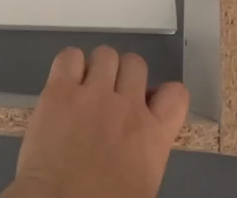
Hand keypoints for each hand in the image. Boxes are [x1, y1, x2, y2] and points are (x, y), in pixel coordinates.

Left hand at [0, 45, 190, 197]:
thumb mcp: (142, 182)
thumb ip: (148, 146)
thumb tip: (145, 125)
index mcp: (152, 135)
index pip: (176, 93)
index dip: (163, 94)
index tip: (149, 102)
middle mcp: (126, 106)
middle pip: (136, 63)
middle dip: (125, 77)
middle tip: (110, 96)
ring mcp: (92, 94)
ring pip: (106, 54)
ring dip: (98, 68)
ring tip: (87, 88)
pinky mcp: (59, 89)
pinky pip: (70, 55)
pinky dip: (70, 64)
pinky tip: (66, 83)